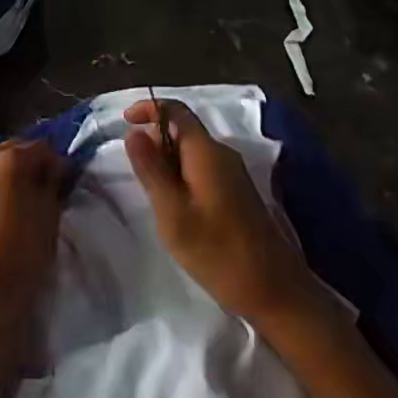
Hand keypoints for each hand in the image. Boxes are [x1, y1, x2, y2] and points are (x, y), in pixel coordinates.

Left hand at [0, 138, 63, 343]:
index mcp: (10, 157)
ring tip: (31, 203)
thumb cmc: (22, 248)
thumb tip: (57, 168)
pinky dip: (1, 189)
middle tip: (50, 191)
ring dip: (15, 177)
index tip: (68, 184)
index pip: (43, 147)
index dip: (58, 163)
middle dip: (34, 166)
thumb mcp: (50, 212)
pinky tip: (12, 211)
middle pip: (17, 151)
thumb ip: (54, 182)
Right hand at [123, 100, 322, 323]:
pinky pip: (201, 169)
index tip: (124, 122)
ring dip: (166, 162)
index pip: (177, 111)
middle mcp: (222, 154)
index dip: (149, 109)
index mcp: (207, 152)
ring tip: (152, 194)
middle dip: (154, 140)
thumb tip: (134, 132)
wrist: (273, 289)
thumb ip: (151, 170)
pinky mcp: (236, 192)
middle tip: (135, 172)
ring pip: (191, 152)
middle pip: (183, 130)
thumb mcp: (172, 212)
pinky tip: (173, 206)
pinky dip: (180, 176)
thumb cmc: (217, 251)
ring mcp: (232, 173)